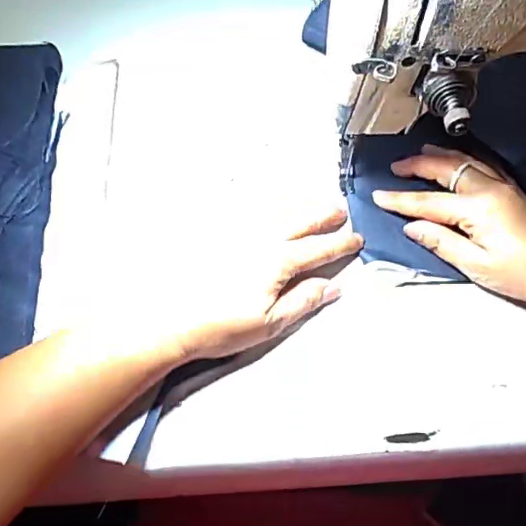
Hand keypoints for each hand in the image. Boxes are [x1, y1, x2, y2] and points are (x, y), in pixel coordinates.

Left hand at [124, 206, 362, 363]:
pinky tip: (266, 199)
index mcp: (277, 261)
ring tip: (310, 200)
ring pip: (274, 207)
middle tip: (339, 211)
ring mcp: (235, 230)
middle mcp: (259, 238)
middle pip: (299, 219)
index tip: (355, 240)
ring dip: (297, 202)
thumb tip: (331, 287)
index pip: (317, 249)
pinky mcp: (214, 231)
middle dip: (322, 214)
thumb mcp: (269, 323)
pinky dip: (263, 199)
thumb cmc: (219, 327)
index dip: (339, 244)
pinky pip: (244, 206)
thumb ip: (303, 301)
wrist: (170, 320)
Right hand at [371, 144, 525, 312]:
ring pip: (466, 162)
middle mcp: (491, 191)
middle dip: (417, 165)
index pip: (428, 202)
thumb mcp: (477, 266)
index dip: (401, 200)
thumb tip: (414, 228)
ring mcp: (505, 188)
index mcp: (478, 209)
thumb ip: (442, 243)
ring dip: (440, 157)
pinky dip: (464, 159)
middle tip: (396, 167)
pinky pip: (483, 165)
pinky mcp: (514, 193)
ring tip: (421, 154)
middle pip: (446, 169)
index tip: (380, 196)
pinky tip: (459, 160)